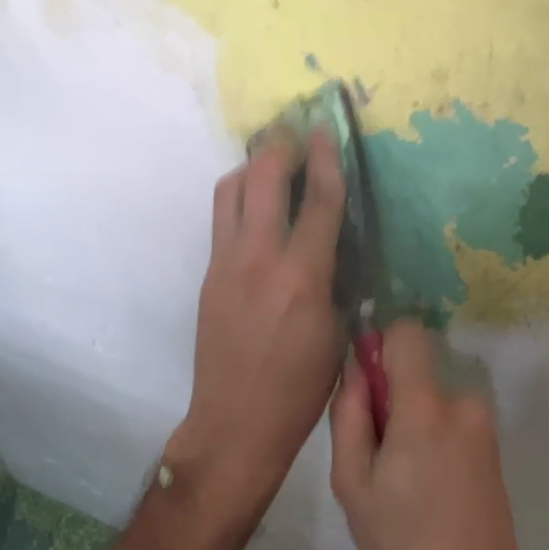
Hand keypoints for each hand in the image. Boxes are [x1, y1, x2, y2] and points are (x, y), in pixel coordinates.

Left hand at [170, 130, 346, 509]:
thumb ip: (338, 277)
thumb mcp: (337, 332)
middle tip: (296, 131)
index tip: (327, 127)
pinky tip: (258, 208)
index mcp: (303, 278)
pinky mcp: (209, 275)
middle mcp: (260, 259)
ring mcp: (226, 264)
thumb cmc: (302, 387)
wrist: (236, 422)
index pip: (319, 200)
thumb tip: (338, 238)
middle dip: (281, 145)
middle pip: (264, 178)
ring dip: (252, 166)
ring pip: (230, 190)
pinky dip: (240, 199)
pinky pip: (222, 219)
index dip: (326, 157)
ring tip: (272, 163)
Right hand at [329, 321, 536, 549]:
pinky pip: (450, 421)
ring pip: (431, 400)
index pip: (408, 332)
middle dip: (392, 399)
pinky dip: (432, 440)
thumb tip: (356, 366)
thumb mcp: (351, 482)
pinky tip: (426, 490)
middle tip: (377, 459)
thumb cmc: (400, 543)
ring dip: (412, 424)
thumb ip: (349, 413)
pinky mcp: (493, 446)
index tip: (366, 386)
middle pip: (416, 372)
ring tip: (401, 484)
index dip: (381, 346)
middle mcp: (462, 403)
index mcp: (425, 407)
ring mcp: (483, 424)